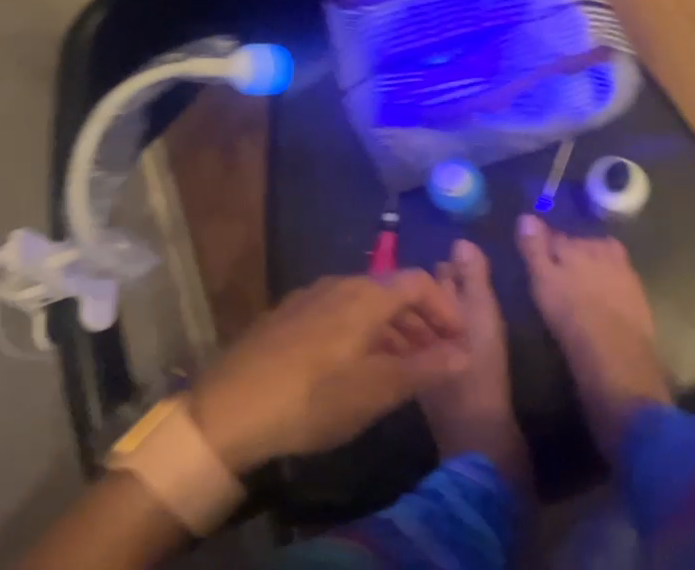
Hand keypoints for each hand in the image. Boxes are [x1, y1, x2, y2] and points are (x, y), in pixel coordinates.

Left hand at [187, 271, 464, 473]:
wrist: (227, 411)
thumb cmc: (313, 398)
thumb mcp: (377, 390)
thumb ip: (426, 368)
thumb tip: (467, 353)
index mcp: (366, 293)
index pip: (420, 282)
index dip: (446, 309)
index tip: (459, 343)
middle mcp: (339, 283)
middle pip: (392, 291)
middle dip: (421, 323)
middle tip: (436, 360)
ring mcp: (308, 298)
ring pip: (363, 305)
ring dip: (391, 331)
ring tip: (401, 370)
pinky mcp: (285, 317)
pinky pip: (337, 315)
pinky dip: (361, 333)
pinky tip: (355, 368)